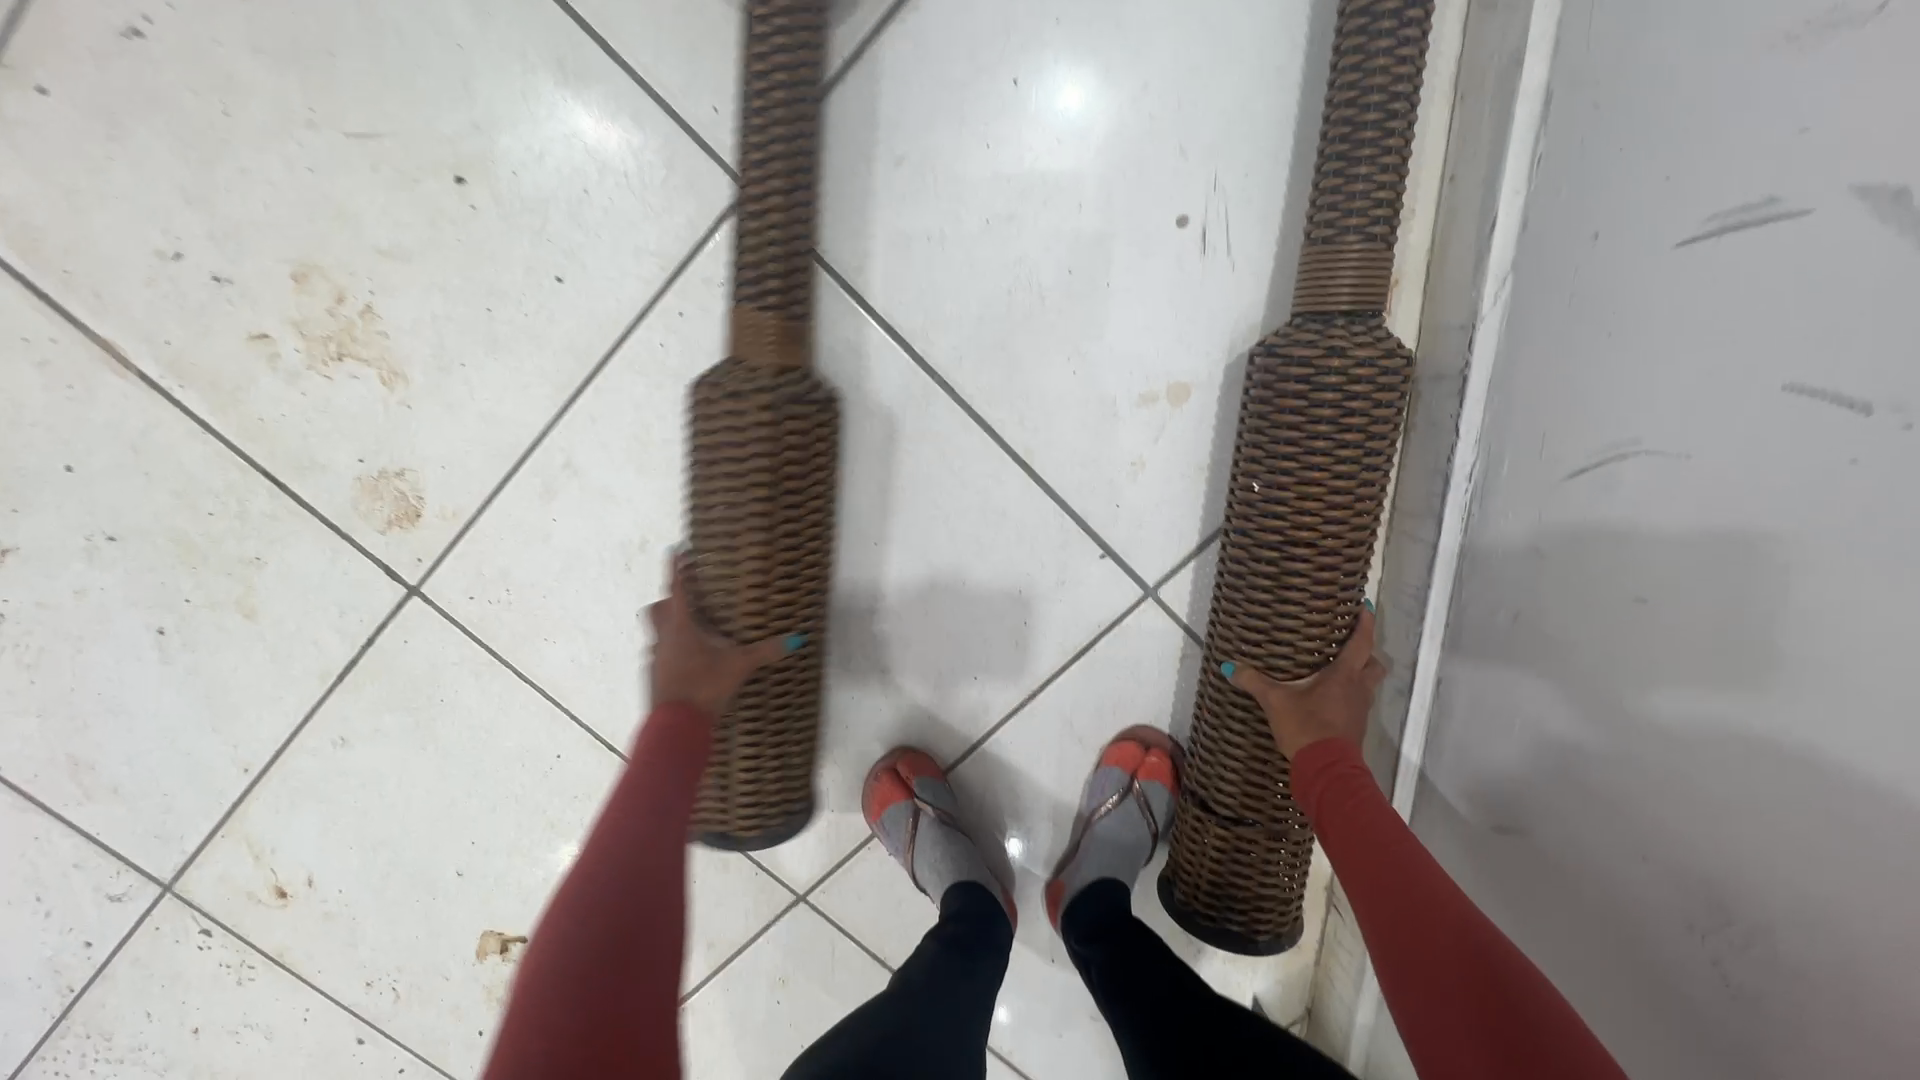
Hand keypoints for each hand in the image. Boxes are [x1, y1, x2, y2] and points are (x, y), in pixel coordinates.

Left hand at [647, 554, 800, 716]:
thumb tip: (797, 639)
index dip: (678, 568)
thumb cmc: (705, 686)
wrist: (676, 725)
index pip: (678, 588)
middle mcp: (663, 637)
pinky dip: (670, 654)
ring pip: (655, 633)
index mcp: (682, 626)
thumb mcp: (740, 666)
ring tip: (691, 634)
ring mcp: (655, 658)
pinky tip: (687, 664)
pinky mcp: (652, 677)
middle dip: (666, 600)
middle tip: (684, 600)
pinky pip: (659, 657)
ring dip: (668, 628)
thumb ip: (766, 652)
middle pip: (656, 609)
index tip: (676, 549)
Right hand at [1222, 606, 1386, 759]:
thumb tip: (1231, 668)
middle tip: (1348, 647)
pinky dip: (1348, 697)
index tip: (1365, 607)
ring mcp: (1360, 710)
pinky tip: (1328, 700)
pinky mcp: (1356, 728)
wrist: (1327, 769)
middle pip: (1374, 664)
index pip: (1362, 642)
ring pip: (1368, 685)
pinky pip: (1358, 704)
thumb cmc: (1307, 726)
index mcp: (1344, 675)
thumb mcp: (1276, 702)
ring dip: (1358, 676)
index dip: (1365, 623)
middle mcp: (1358, 689)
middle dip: (1366, 653)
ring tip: (1335, 672)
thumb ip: (1255, 683)